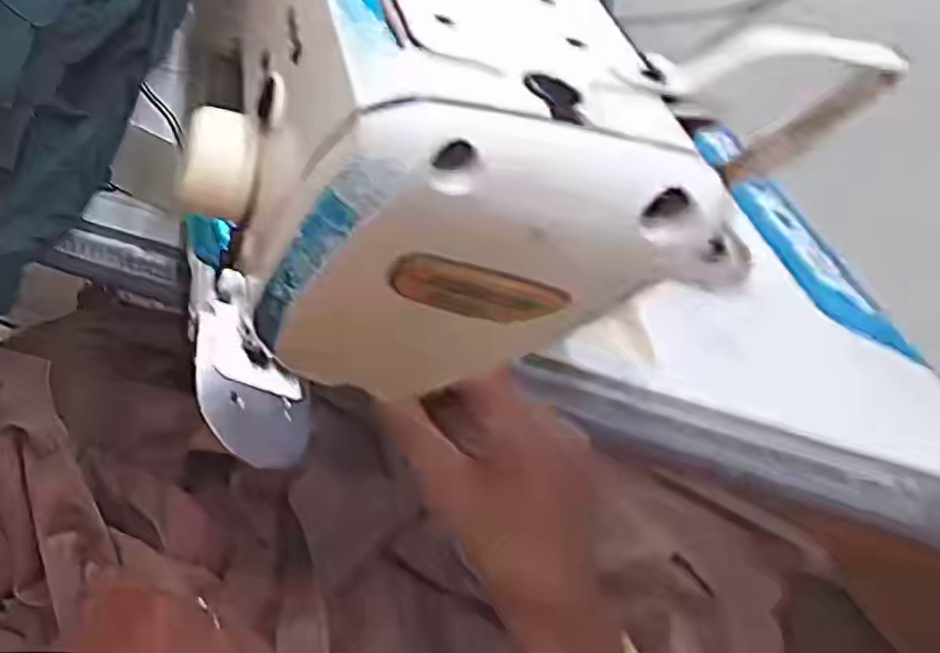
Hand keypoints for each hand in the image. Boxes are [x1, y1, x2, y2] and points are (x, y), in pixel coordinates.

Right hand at [381, 370, 621, 652]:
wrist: (554, 604)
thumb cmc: (496, 538)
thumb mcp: (442, 480)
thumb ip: (408, 424)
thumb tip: (375, 381)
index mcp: (527, 422)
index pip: (476, 362)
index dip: (436, 346)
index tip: (399, 336)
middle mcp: (553, 421)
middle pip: (490, 377)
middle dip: (444, 369)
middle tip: (400, 360)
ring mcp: (564, 440)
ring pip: (502, 398)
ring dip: (463, 392)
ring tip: (420, 386)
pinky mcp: (564, 458)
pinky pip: (516, 417)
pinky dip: (484, 413)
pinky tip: (456, 421)